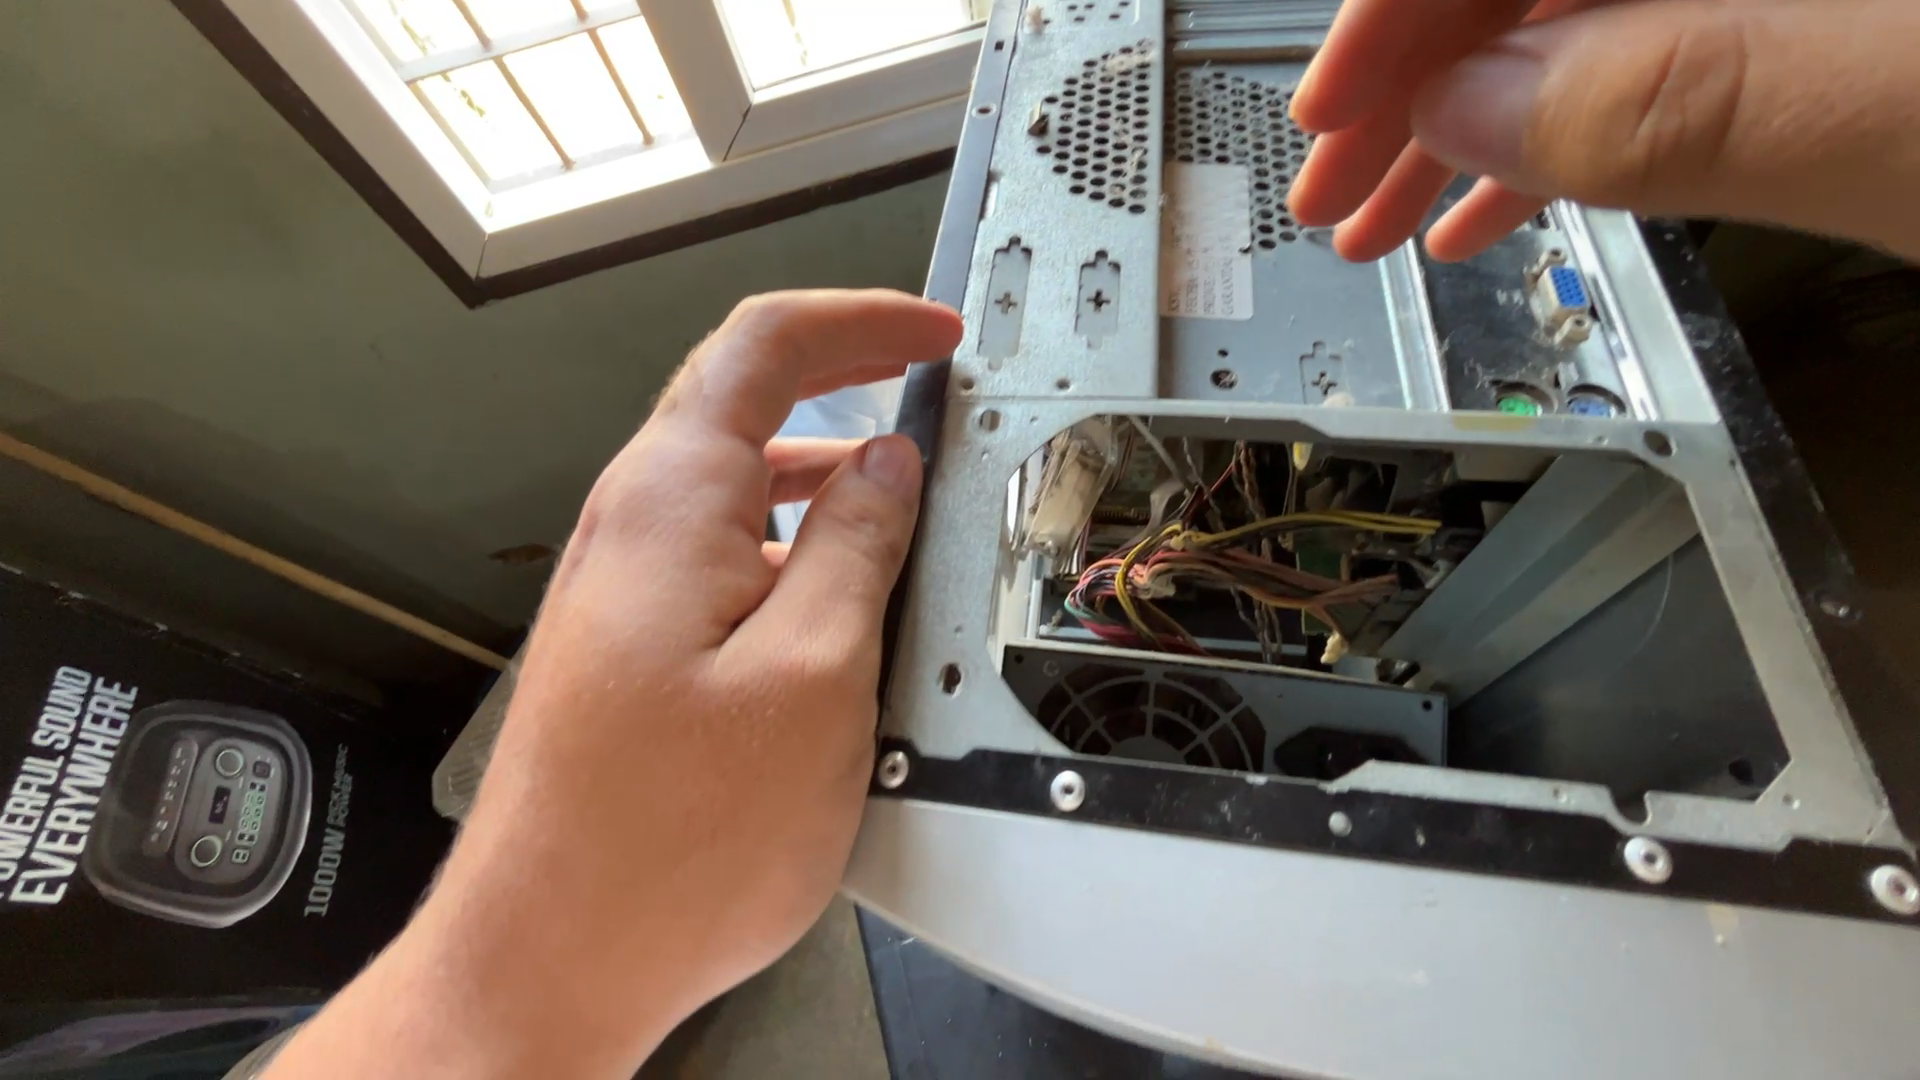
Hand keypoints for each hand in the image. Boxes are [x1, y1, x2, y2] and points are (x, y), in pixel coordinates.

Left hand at [265, 290, 961, 1077]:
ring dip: (831, 472)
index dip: (861, 321)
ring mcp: (635, 582)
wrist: (556, 959)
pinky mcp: (645, 637)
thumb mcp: (815, 672)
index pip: (768, 346)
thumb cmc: (679, 835)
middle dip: (849, 381)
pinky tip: (850, 593)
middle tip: (929, 396)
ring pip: (748, 483)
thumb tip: (889, 465)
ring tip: (908, 501)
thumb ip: (856, 545)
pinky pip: (737, 551)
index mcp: (674, 502)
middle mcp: (638, 525)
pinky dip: (803, 541)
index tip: (933, 333)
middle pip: (749, 401)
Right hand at [1286, 0, 1919, 262]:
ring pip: (1563, 29)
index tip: (1326, 112)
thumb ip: (1681, 94)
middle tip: (1331, 199)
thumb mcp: (1911, 114)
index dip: (1398, 6)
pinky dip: (1542, 149)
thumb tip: (1467, 109)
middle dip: (1412, 85)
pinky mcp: (1785, 37)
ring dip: (1455, 136)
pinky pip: (1629, 73)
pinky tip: (1481, 221)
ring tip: (1378, 233)